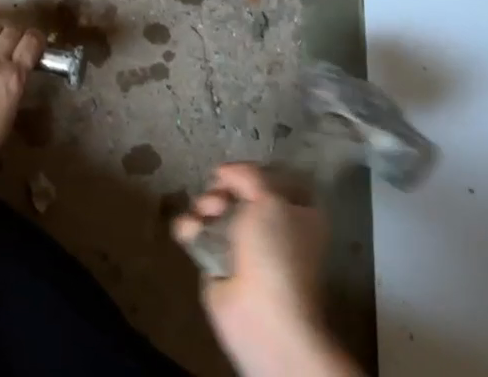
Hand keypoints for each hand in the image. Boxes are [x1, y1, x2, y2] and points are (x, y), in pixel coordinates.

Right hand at [174, 163, 358, 376]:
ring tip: (203, 215)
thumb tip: (224, 171)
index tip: (233, 170)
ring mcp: (244, 245)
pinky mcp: (217, 261)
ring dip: (204, 205)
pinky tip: (189, 230)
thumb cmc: (276, 253)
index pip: (275, 177)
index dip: (253, 170)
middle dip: (223, 188)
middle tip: (217, 196)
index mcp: (298, 212)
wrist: (262, 316)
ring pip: (216, 209)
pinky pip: (198, 234)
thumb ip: (248, 175)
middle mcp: (273, 226)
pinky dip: (189, 228)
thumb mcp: (270, 200)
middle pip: (240, 192)